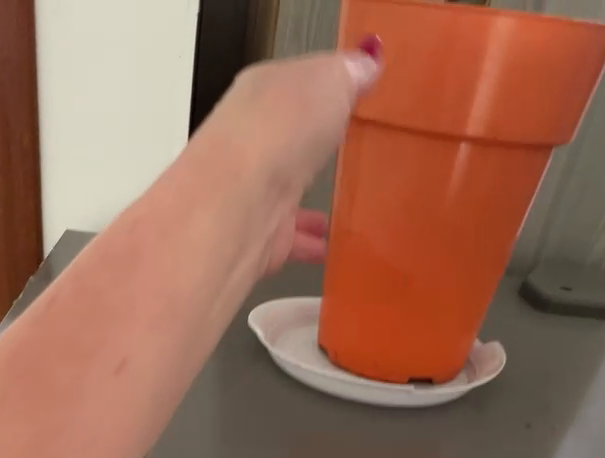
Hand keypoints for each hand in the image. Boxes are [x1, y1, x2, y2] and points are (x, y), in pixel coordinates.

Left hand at [189, 43, 383, 274]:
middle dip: (310, 150)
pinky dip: (306, 244)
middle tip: (341, 154)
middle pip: (287, 144)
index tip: (348, 99)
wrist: (238, 205)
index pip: (294, 88)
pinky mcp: (256, 237)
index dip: (322, 92)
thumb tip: (365, 64)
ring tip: (336, 212)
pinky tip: (326, 248)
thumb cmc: (281, 131)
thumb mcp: (330, 81)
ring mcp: (251, 193)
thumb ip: (349, 74)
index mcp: (261, 94)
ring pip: (285, 195)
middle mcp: (250, 142)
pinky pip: (288, 240)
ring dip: (307, 205)